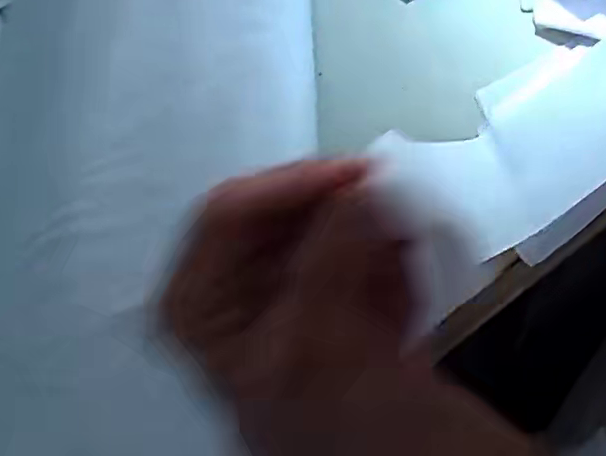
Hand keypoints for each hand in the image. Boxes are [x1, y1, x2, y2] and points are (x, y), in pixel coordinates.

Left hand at [160, 160, 433, 455]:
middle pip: (285, 192)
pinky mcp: (338, 247)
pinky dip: (392, 225)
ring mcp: (292, 251)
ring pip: (331, 194)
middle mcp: (239, 263)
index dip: (294, 183)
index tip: (360, 176)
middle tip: (393, 203)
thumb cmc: (326, 410)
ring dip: (375, 211)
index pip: (230, 209)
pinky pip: (367, 209)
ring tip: (402, 252)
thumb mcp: (316, 343)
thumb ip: (330, 260)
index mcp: (202, 294)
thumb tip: (362, 183)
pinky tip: (404, 265)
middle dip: (345, 195)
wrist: (378, 433)